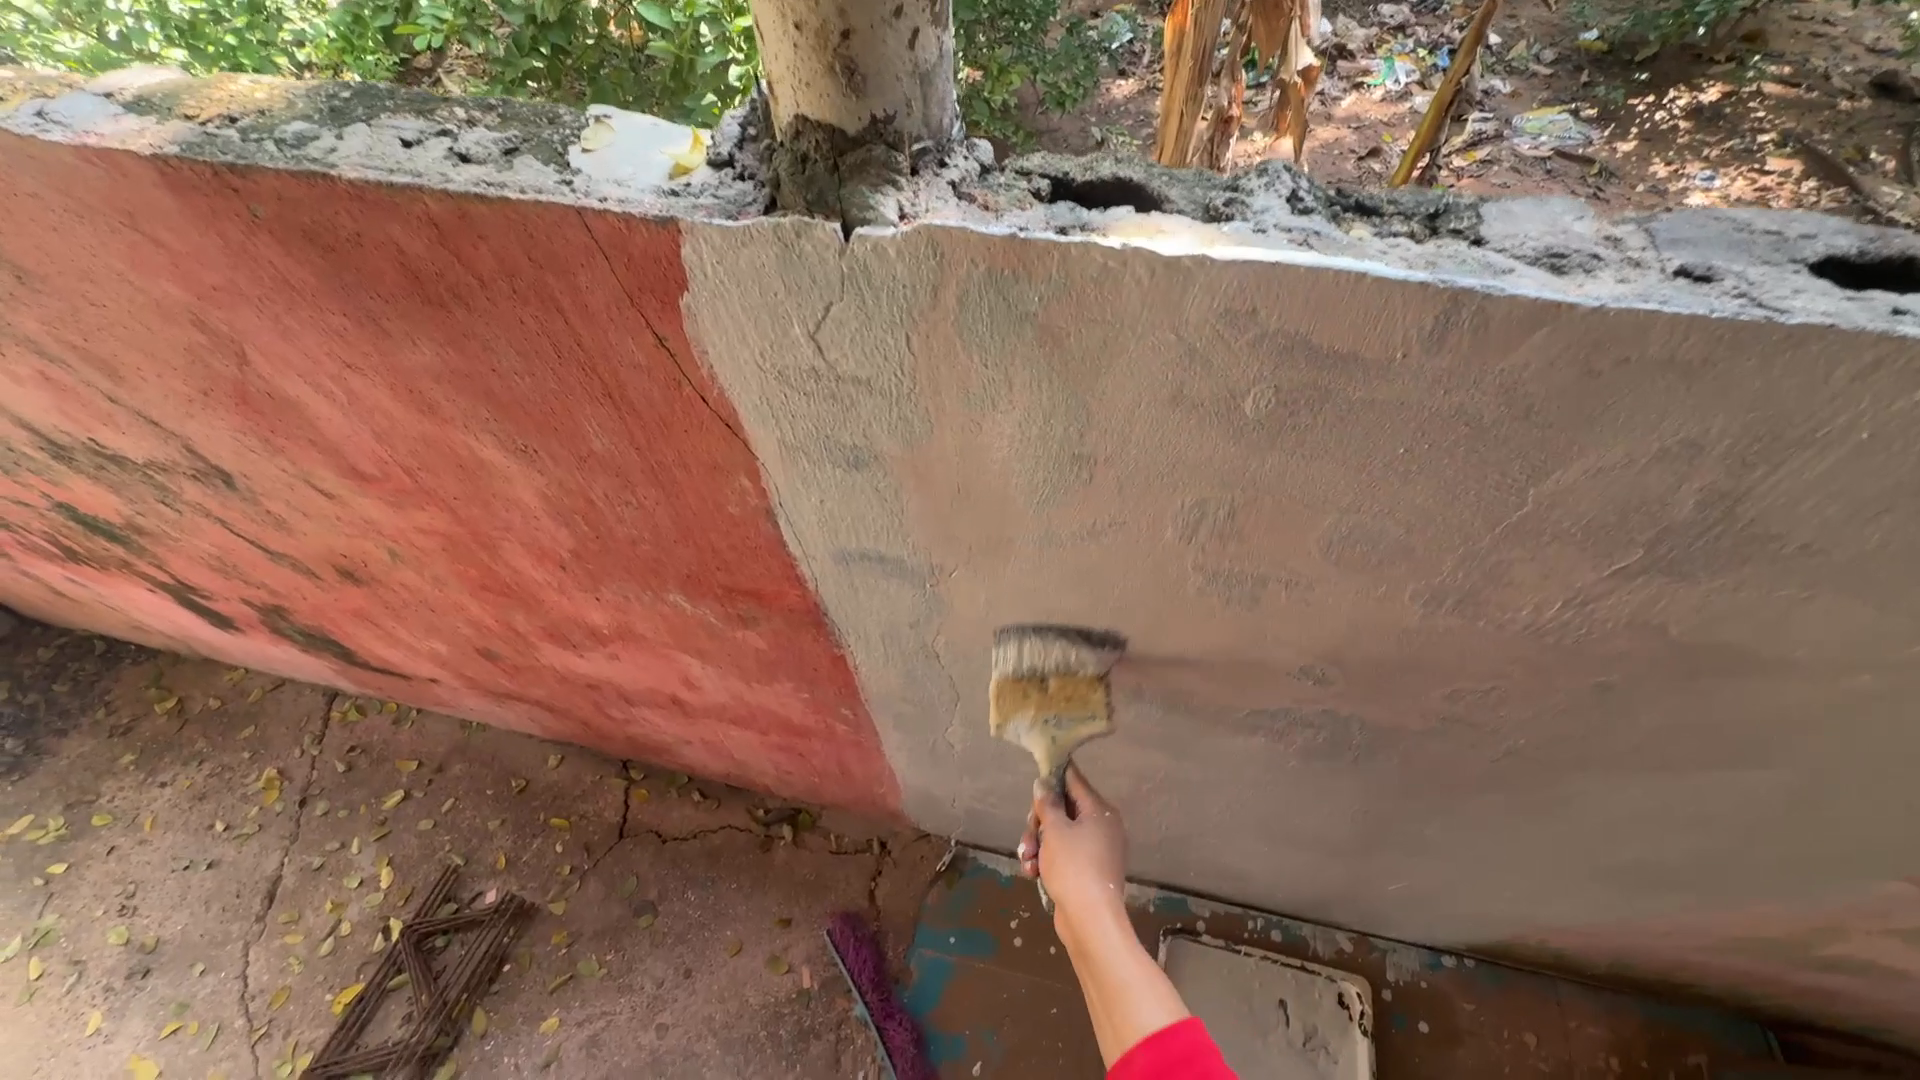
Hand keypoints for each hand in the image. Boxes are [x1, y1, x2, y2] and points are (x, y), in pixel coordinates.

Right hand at [1017, 764, 1127, 943]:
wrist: (1090, 919)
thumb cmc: (1073, 867)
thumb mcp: (1054, 830)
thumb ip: (1047, 804)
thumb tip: (1043, 783)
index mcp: (1100, 811)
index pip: (1075, 781)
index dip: (1054, 775)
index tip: (1036, 774)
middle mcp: (1102, 826)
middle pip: (1063, 810)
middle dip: (1039, 823)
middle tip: (1029, 837)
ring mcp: (1096, 850)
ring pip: (1058, 834)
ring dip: (1038, 845)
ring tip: (1028, 861)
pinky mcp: (1087, 871)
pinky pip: (1063, 855)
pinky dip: (1047, 861)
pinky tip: (1033, 873)